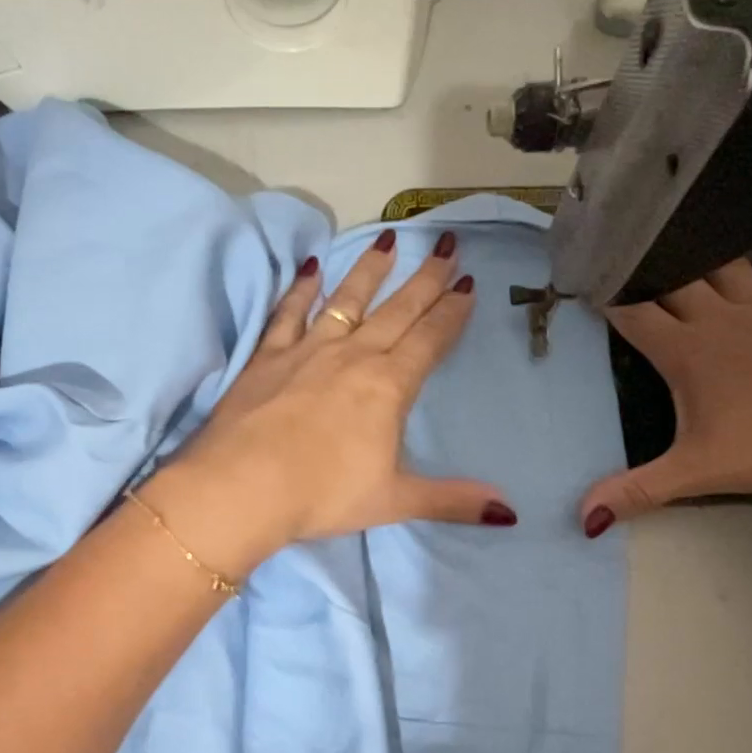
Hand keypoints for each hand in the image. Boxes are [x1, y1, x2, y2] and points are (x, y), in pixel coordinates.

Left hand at [144, 230, 512, 575]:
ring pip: (347, 300)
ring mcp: (307, 351)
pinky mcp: (267, 356)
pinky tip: (310, 267)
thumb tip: (509, 514)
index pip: (430, 341)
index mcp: (389, 387)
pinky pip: (289, 313)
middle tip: (447, 246)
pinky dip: (301, 289)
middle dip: (426, 279)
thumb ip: (452, 501)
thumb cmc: (323, 496)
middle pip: (397, 311)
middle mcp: (353, 357)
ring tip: (389, 238)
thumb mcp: (394, 502)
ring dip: (370, 270)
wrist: (242, 488)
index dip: (452, 313)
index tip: (469, 285)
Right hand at [578, 231, 751, 535]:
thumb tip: (584, 520)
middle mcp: (721, 321)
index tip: (584, 275)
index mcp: (687, 352)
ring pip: (727, 268)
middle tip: (625, 242)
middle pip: (675, 281)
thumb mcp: (696, 473)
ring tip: (687, 224)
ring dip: (705, 249)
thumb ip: (636, 491)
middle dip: (647, 263)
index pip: (634, 315)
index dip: (606, 296)